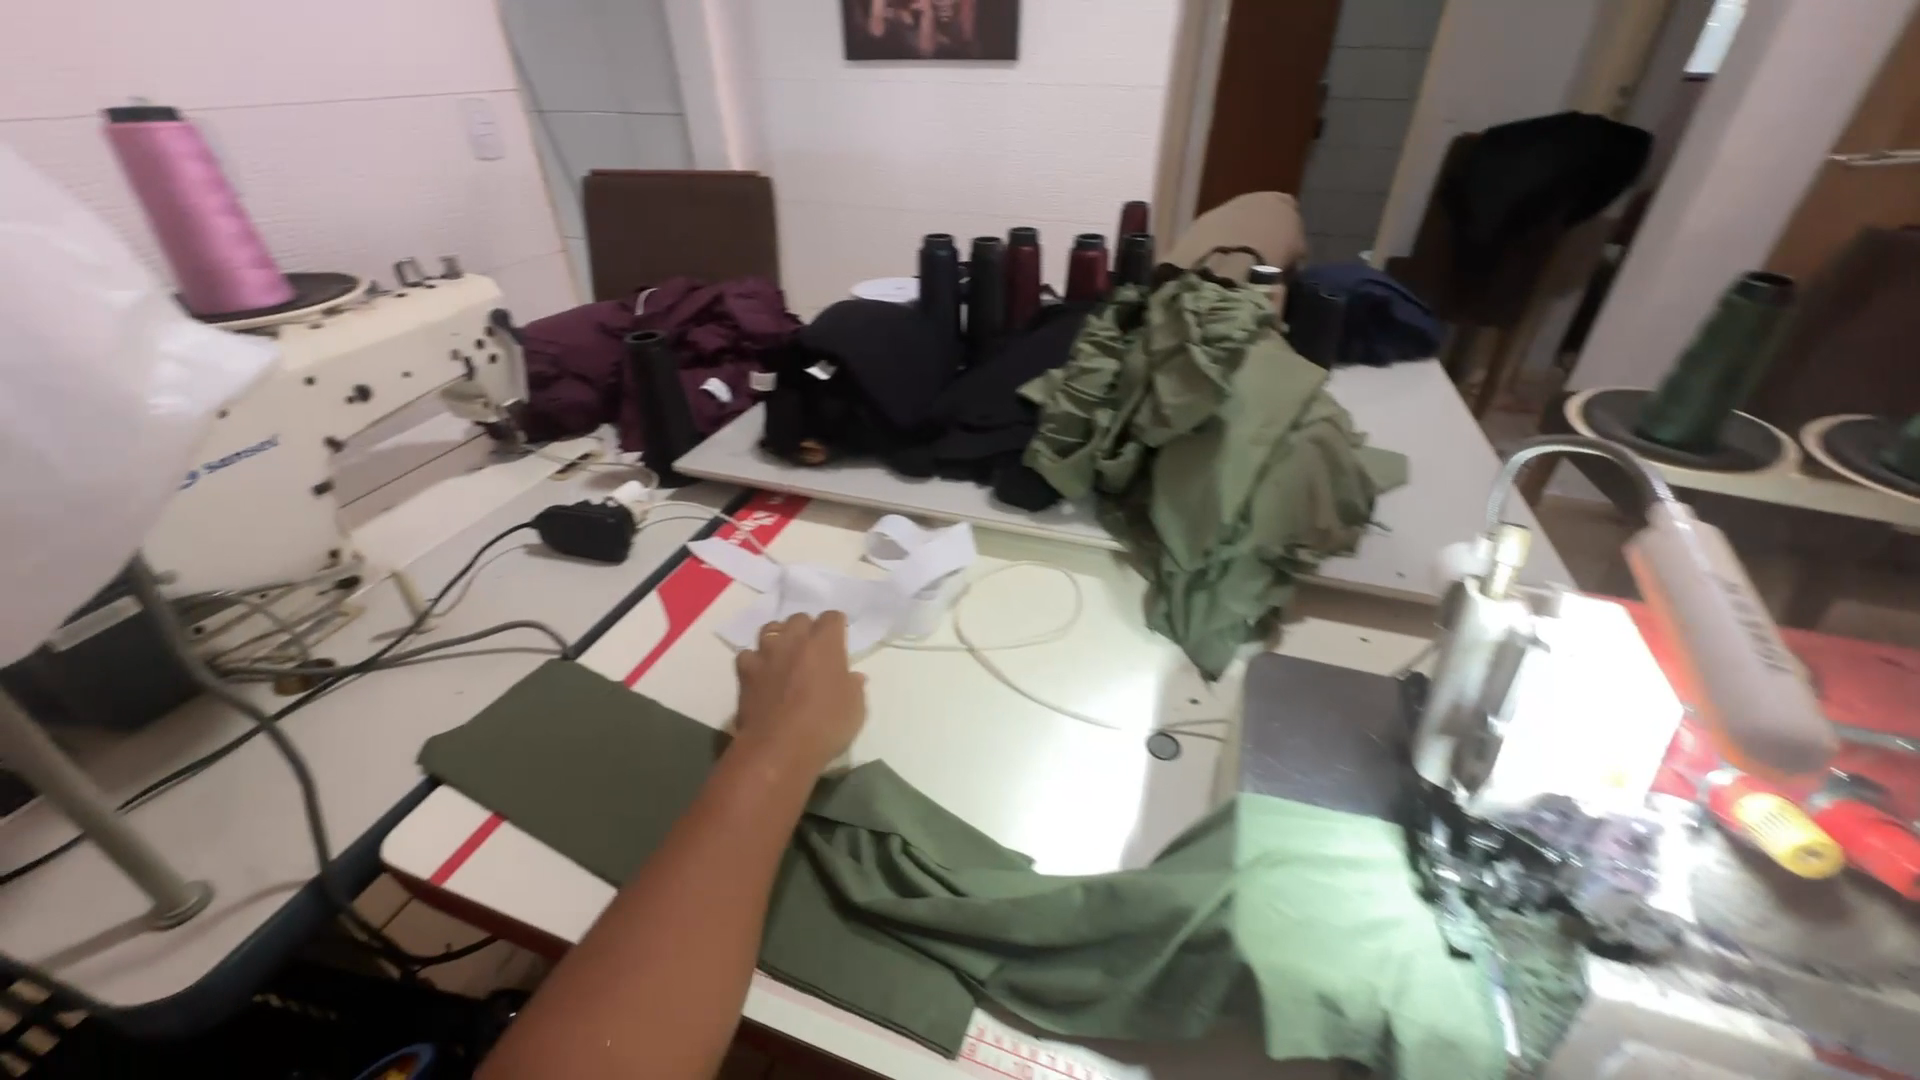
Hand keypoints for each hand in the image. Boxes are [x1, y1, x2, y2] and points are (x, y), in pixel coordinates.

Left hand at [733, 611, 866, 773]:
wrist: (779, 749)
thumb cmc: (825, 726)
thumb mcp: (855, 710)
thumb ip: (854, 687)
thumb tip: (853, 677)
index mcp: (825, 644)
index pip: (832, 617)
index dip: (836, 626)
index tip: (839, 640)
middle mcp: (794, 641)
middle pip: (799, 618)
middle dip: (807, 629)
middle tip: (813, 649)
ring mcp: (766, 654)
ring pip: (770, 629)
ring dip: (780, 638)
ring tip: (785, 654)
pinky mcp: (745, 672)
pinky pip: (748, 655)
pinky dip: (755, 661)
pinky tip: (762, 674)